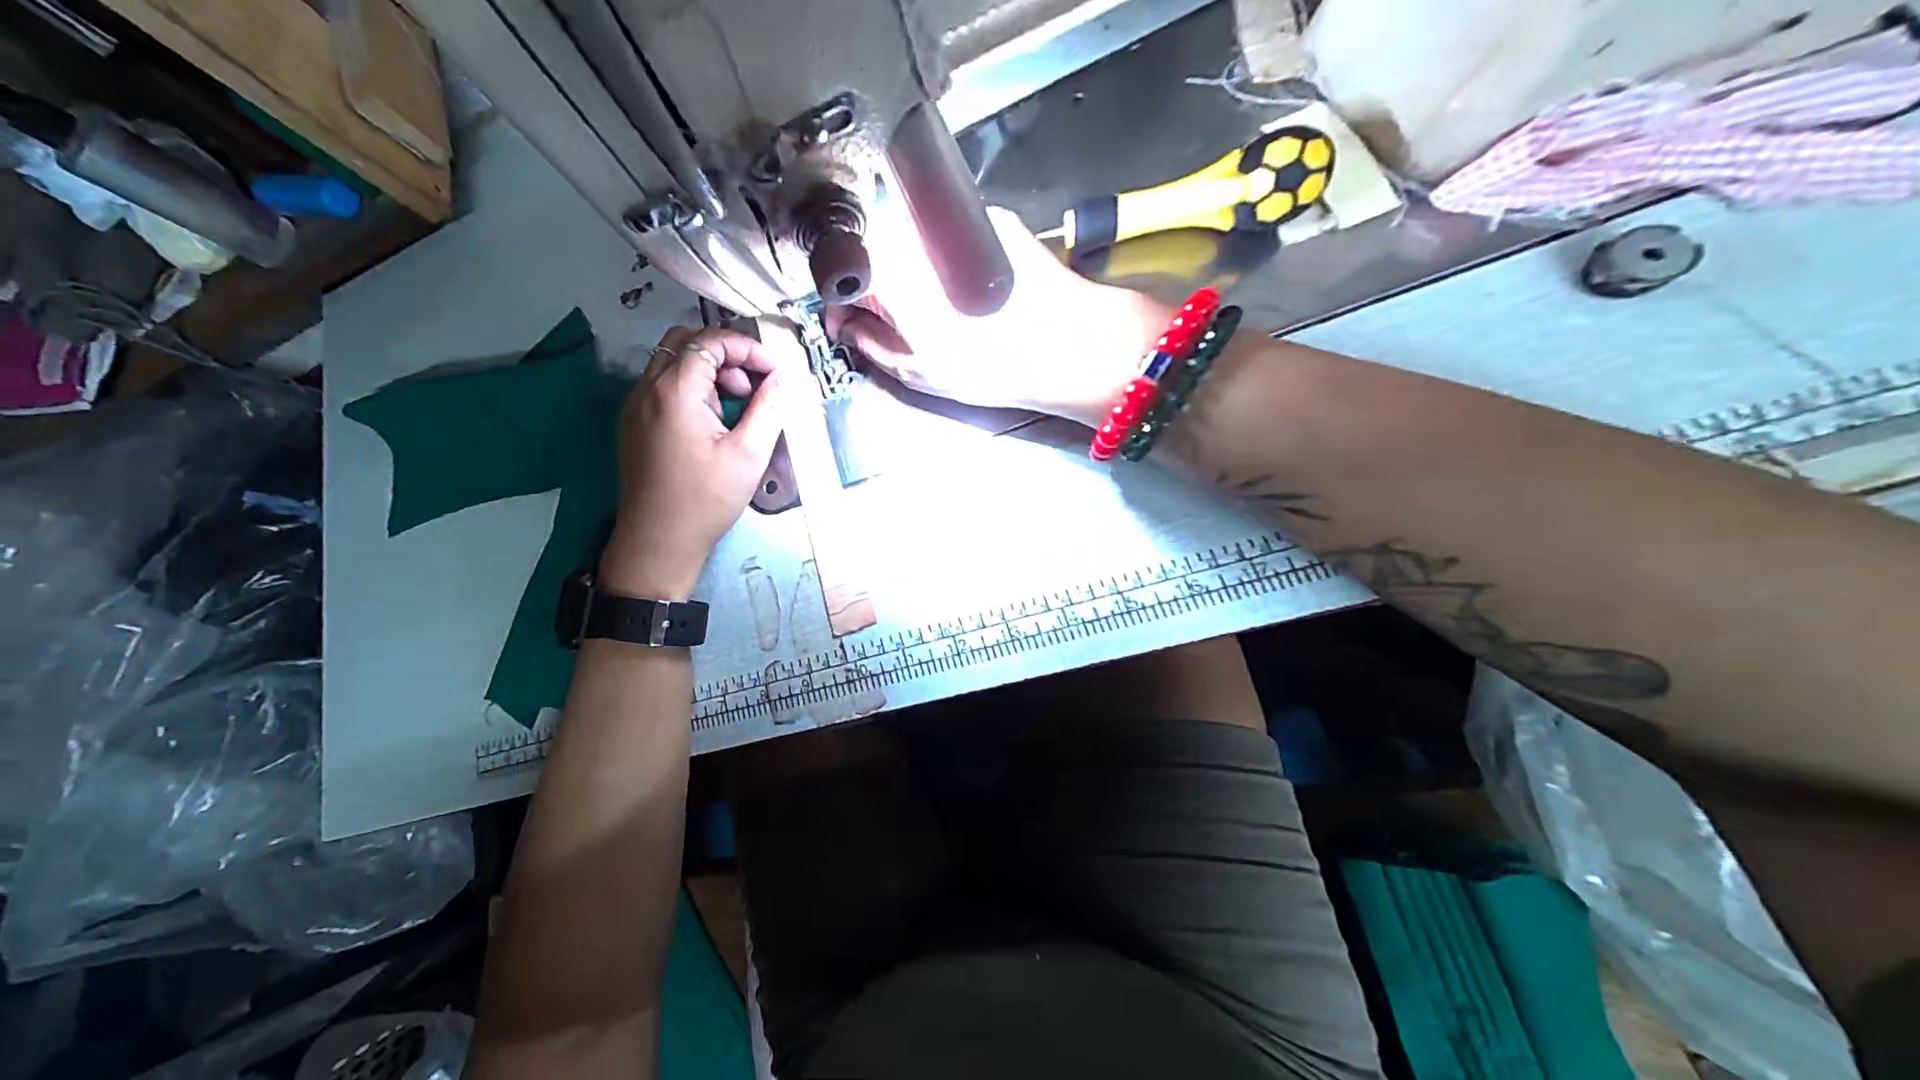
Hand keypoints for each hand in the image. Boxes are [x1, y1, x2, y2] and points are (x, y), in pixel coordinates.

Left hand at [600, 326, 791, 600]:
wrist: (658, 541)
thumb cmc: (706, 499)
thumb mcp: (749, 454)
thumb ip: (768, 408)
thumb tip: (782, 379)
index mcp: (675, 391)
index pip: (710, 341)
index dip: (747, 347)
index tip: (773, 371)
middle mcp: (648, 389)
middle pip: (684, 341)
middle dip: (725, 352)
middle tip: (752, 384)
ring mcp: (636, 405)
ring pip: (672, 362)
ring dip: (708, 369)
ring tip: (737, 403)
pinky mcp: (634, 423)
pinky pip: (663, 385)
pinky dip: (691, 387)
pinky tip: (712, 420)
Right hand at [825, 207, 1170, 427]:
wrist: (1073, 342)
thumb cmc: (994, 365)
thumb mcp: (922, 370)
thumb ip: (873, 343)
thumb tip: (847, 325)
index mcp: (894, 270)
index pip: (847, 270)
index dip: (842, 297)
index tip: (846, 320)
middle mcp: (920, 231)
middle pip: (874, 244)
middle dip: (873, 279)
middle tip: (886, 318)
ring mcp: (956, 218)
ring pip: (911, 233)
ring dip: (906, 264)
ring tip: (929, 306)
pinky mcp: (994, 217)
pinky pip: (948, 231)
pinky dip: (942, 254)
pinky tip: (963, 288)